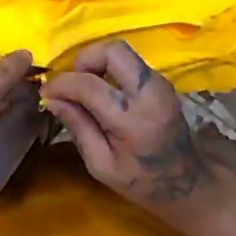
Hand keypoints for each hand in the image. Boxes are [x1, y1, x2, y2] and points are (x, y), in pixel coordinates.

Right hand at [40, 40, 218, 209]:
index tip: (47, 93)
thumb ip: (77, 127)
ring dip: (97, 62)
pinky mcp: (162, 83)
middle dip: (85, 59)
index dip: (61, 84)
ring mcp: (160, 85)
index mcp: (132, 120)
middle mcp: (150, 94)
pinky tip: (103, 91)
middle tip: (73, 81)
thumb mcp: (100, 165)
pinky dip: (110, 68)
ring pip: (121, 51)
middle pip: (112, 51)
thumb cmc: (141, 182)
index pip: (88, 85)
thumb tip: (53, 99)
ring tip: (86, 87)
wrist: (188, 185)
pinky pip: (130, 62)